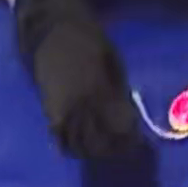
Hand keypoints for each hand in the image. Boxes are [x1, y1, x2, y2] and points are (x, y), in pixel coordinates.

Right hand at [18, 0, 141, 159]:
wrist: (53, 34)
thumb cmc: (88, 43)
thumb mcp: (112, 61)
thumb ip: (119, 91)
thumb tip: (128, 116)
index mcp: (99, 91)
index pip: (118, 126)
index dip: (128, 138)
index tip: (136, 141)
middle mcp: (81, 107)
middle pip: (99, 142)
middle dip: (112, 149)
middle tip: (121, 149)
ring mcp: (64, 113)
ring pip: (80, 146)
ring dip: (93, 152)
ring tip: (103, 149)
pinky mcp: (51, 116)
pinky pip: (61, 141)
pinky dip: (72, 149)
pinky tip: (81, 148)